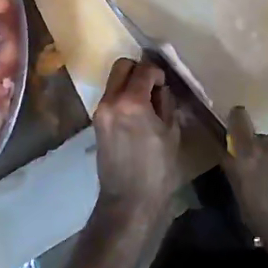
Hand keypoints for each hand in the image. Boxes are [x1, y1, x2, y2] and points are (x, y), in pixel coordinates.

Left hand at [90, 58, 182, 240]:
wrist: (128, 201)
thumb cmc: (157, 169)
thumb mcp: (171, 133)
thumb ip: (165, 104)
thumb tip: (160, 89)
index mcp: (131, 102)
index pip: (144, 69)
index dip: (158, 73)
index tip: (166, 86)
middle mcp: (110, 101)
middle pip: (122, 66)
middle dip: (139, 70)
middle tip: (153, 87)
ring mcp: (100, 111)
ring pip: (113, 81)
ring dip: (129, 83)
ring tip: (146, 103)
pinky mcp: (96, 122)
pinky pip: (110, 97)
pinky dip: (122, 97)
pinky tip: (136, 115)